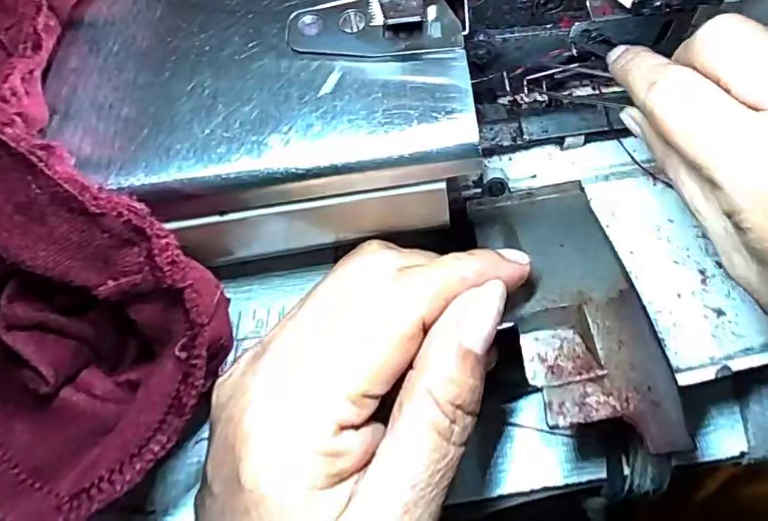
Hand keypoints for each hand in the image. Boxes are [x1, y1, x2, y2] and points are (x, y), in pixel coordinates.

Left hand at [198, 241, 529, 519]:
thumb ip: (442, 406)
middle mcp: (261, 371)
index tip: (512, 270)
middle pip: (365, 275)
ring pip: (349, 281)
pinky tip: (418, 336)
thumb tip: (481, 309)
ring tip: (467, 317)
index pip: (390, 300)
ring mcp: (256, 366)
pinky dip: (385, 306)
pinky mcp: (262, 370)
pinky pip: (331, 307)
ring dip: (416, 285)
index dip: (460, 273)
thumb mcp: (400, 515)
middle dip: (441, 273)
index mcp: (289, 411)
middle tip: (499, 293)